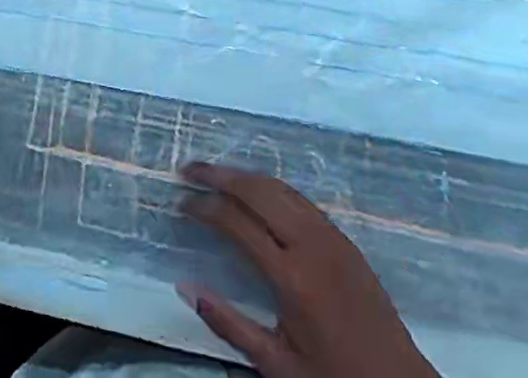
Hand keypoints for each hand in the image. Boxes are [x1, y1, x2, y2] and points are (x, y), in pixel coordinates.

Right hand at [177, 162, 438, 377]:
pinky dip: (270, 187)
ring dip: (244, 176)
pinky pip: (300, 199)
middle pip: (257, 191)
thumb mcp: (278, 365)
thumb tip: (185, 288)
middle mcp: (312, 247)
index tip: (181, 203)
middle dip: (219, 175)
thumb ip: (229, 325)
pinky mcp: (346, 241)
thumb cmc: (335, 377)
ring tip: (215, 173)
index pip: (236, 222)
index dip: (204, 207)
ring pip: (280, 188)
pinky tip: (256, 192)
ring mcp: (332, 239)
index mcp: (292, 278)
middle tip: (189, 170)